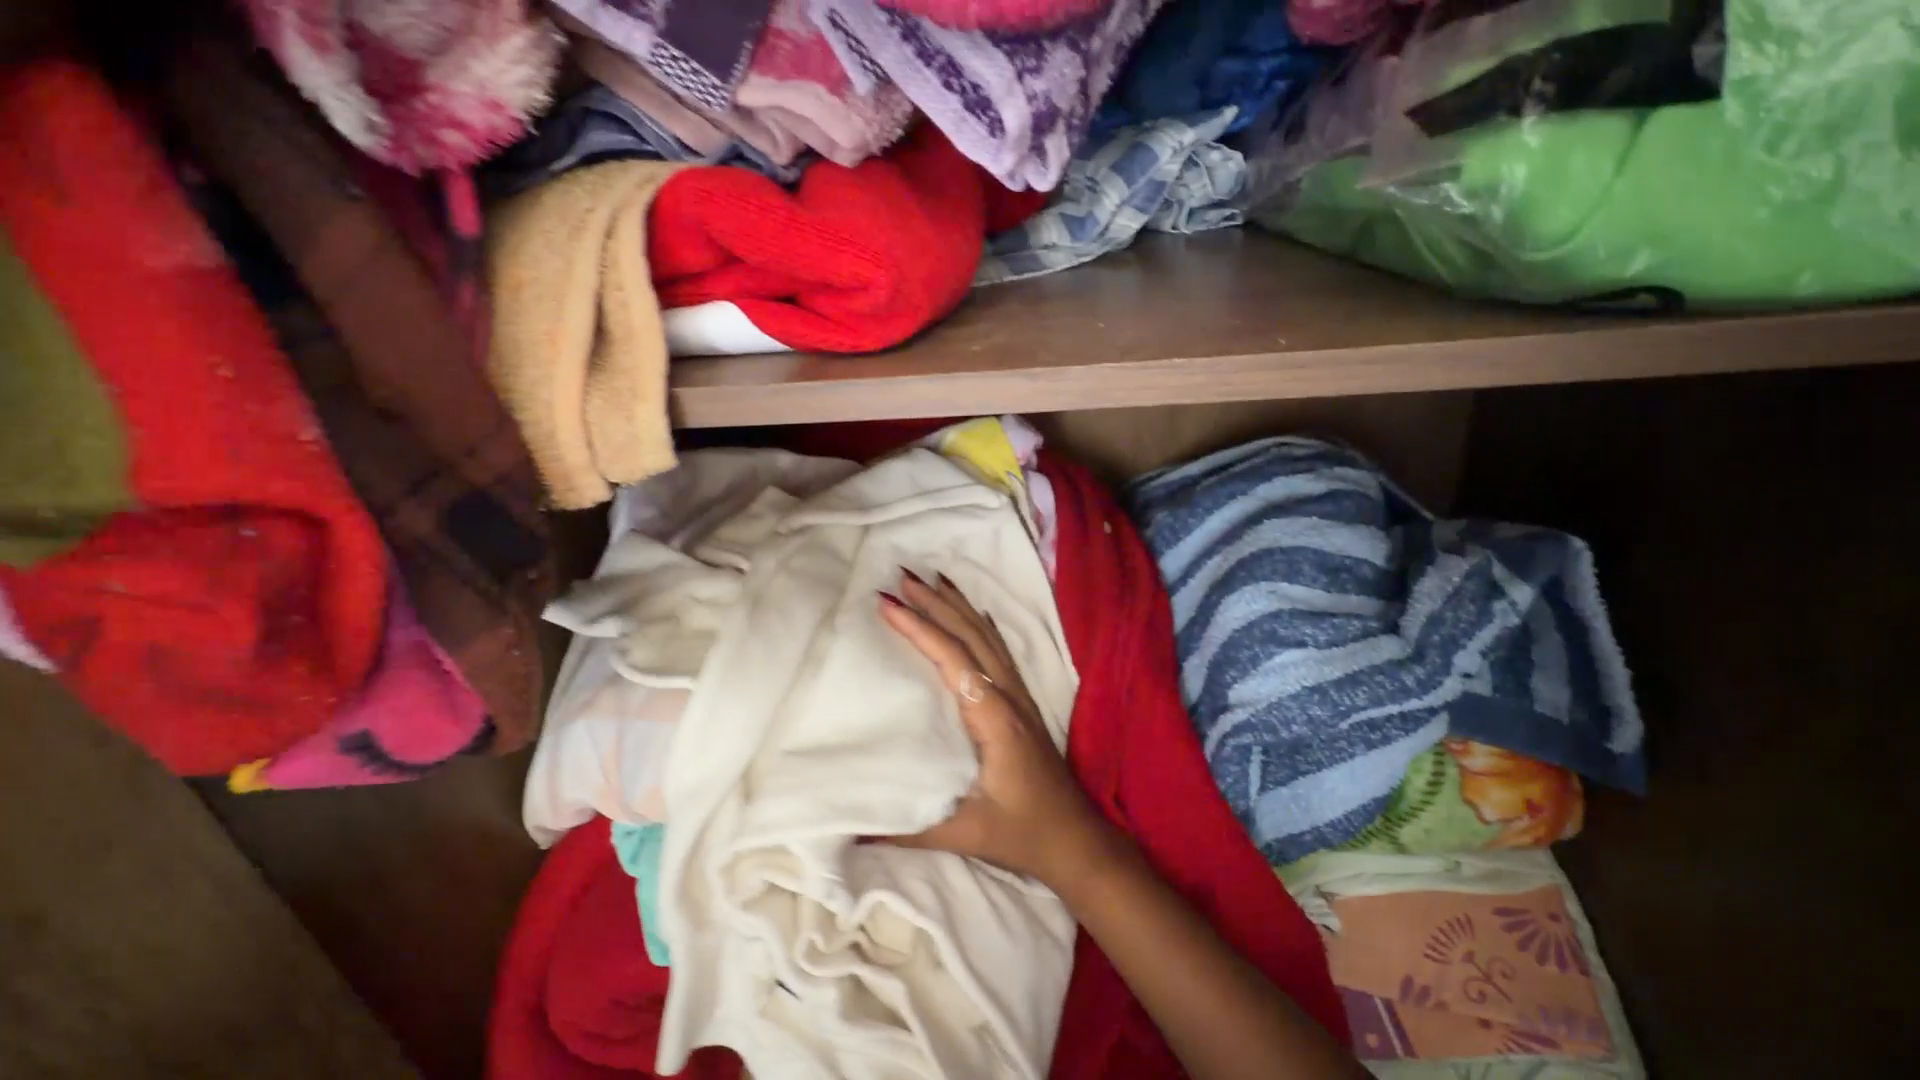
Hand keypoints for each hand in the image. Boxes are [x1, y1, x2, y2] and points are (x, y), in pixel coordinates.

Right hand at [877, 571, 1116, 884]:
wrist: (1078, 841)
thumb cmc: (1023, 835)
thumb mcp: (965, 835)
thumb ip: (909, 829)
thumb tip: (848, 828)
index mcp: (995, 719)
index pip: (954, 660)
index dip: (920, 628)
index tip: (886, 603)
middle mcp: (1010, 698)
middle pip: (972, 637)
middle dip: (936, 603)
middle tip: (901, 576)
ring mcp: (1020, 698)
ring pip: (987, 638)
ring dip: (957, 607)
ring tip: (930, 579)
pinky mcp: (1023, 706)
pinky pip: (998, 651)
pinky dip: (978, 624)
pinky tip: (972, 613)